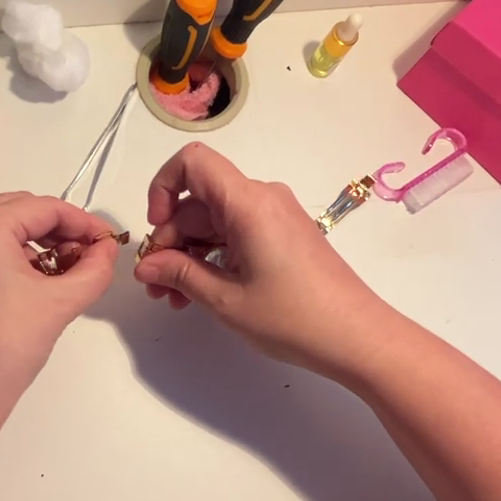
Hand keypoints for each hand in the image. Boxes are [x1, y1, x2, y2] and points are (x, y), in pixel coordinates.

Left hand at [0, 193, 119, 425]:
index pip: (45, 207)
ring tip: (63, 272)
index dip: (84, 221)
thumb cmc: (8, 346)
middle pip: (19, 211)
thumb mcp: (60, 303)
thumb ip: (94, 269)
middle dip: (58, 230)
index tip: (110, 242)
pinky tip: (31, 283)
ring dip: (35, 243)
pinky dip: (9, 257)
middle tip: (88, 256)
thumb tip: (108, 250)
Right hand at [134, 142, 393, 381]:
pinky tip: (197, 293)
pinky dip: (211, 259)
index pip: (192, 163)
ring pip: (213, 223)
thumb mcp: (225, 299)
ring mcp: (273, 218)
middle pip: (198, 202)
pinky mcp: (281, 237)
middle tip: (155, 286)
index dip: (163, 188)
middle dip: (169, 240)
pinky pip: (233, 236)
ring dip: (187, 255)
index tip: (157, 229)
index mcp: (248, 203)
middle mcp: (261, 199)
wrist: (356, 337)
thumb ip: (179, 275)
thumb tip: (145, 266)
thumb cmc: (292, 317)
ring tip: (172, 299)